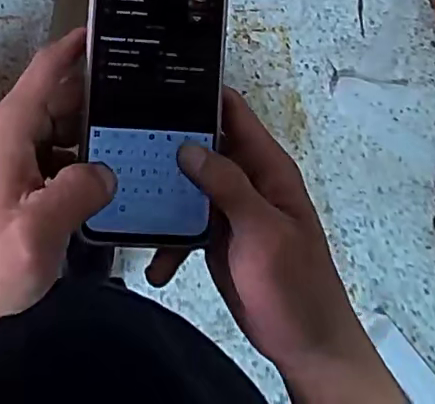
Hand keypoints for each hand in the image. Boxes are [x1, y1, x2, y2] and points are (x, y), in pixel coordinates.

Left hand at [0, 29, 114, 325]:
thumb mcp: (39, 229)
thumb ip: (77, 192)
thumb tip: (107, 171)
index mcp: (16, 125)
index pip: (49, 66)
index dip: (77, 42)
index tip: (109, 27)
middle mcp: (20, 127)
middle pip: (67, 91)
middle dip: (103, 87)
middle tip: (149, 86)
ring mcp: (25, 148)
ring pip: (71, 118)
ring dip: (100, 121)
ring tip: (142, 121)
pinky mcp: (33, 170)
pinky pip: (69, 144)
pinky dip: (92, 146)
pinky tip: (120, 159)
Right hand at [146, 90, 399, 401]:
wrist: (307, 349)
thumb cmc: (295, 285)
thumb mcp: (263, 231)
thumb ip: (228, 186)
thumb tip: (188, 147)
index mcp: (265, 166)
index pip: (233, 112)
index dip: (202, 92)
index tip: (162, 84)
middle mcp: (246, 178)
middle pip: (203, 143)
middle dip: (171, 140)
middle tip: (128, 135)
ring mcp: (230, 207)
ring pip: (189, 181)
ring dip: (164, 190)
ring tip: (131, 194)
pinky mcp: (216, 235)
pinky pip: (185, 221)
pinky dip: (169, 236)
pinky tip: (156, 261)